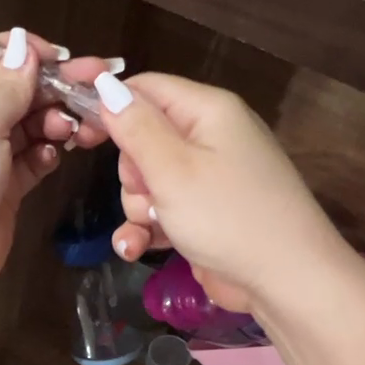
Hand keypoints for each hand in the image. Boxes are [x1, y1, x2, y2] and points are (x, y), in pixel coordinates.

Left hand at [0, 29, 110, 287]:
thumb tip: (22, 45)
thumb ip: (8, 86)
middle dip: (56, 86)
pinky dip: (49, 152)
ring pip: (33, 124)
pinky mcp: (8, 186)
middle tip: (98, 84)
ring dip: (58, 121)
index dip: (24, 51)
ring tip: (79, 130)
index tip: (60, 57)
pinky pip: (35, 158)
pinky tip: (57, 154)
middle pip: (19, 90)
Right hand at [96, 72, 352, 313]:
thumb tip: (104, 84)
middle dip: (131, 174)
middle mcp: (208, 138)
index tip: (80, 136)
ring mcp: (207, 179)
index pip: (145, 89)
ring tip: (155, 227)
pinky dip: (147, 229)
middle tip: (149, 194)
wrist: (284, 279)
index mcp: (207, 111)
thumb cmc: (227, 216)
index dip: (110, 107)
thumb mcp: (172, 169)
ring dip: (138, 208)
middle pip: (141, 140)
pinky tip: (139, 249)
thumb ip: (135, 127)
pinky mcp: (202, 214)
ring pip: (145, 182)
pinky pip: (160, 212)